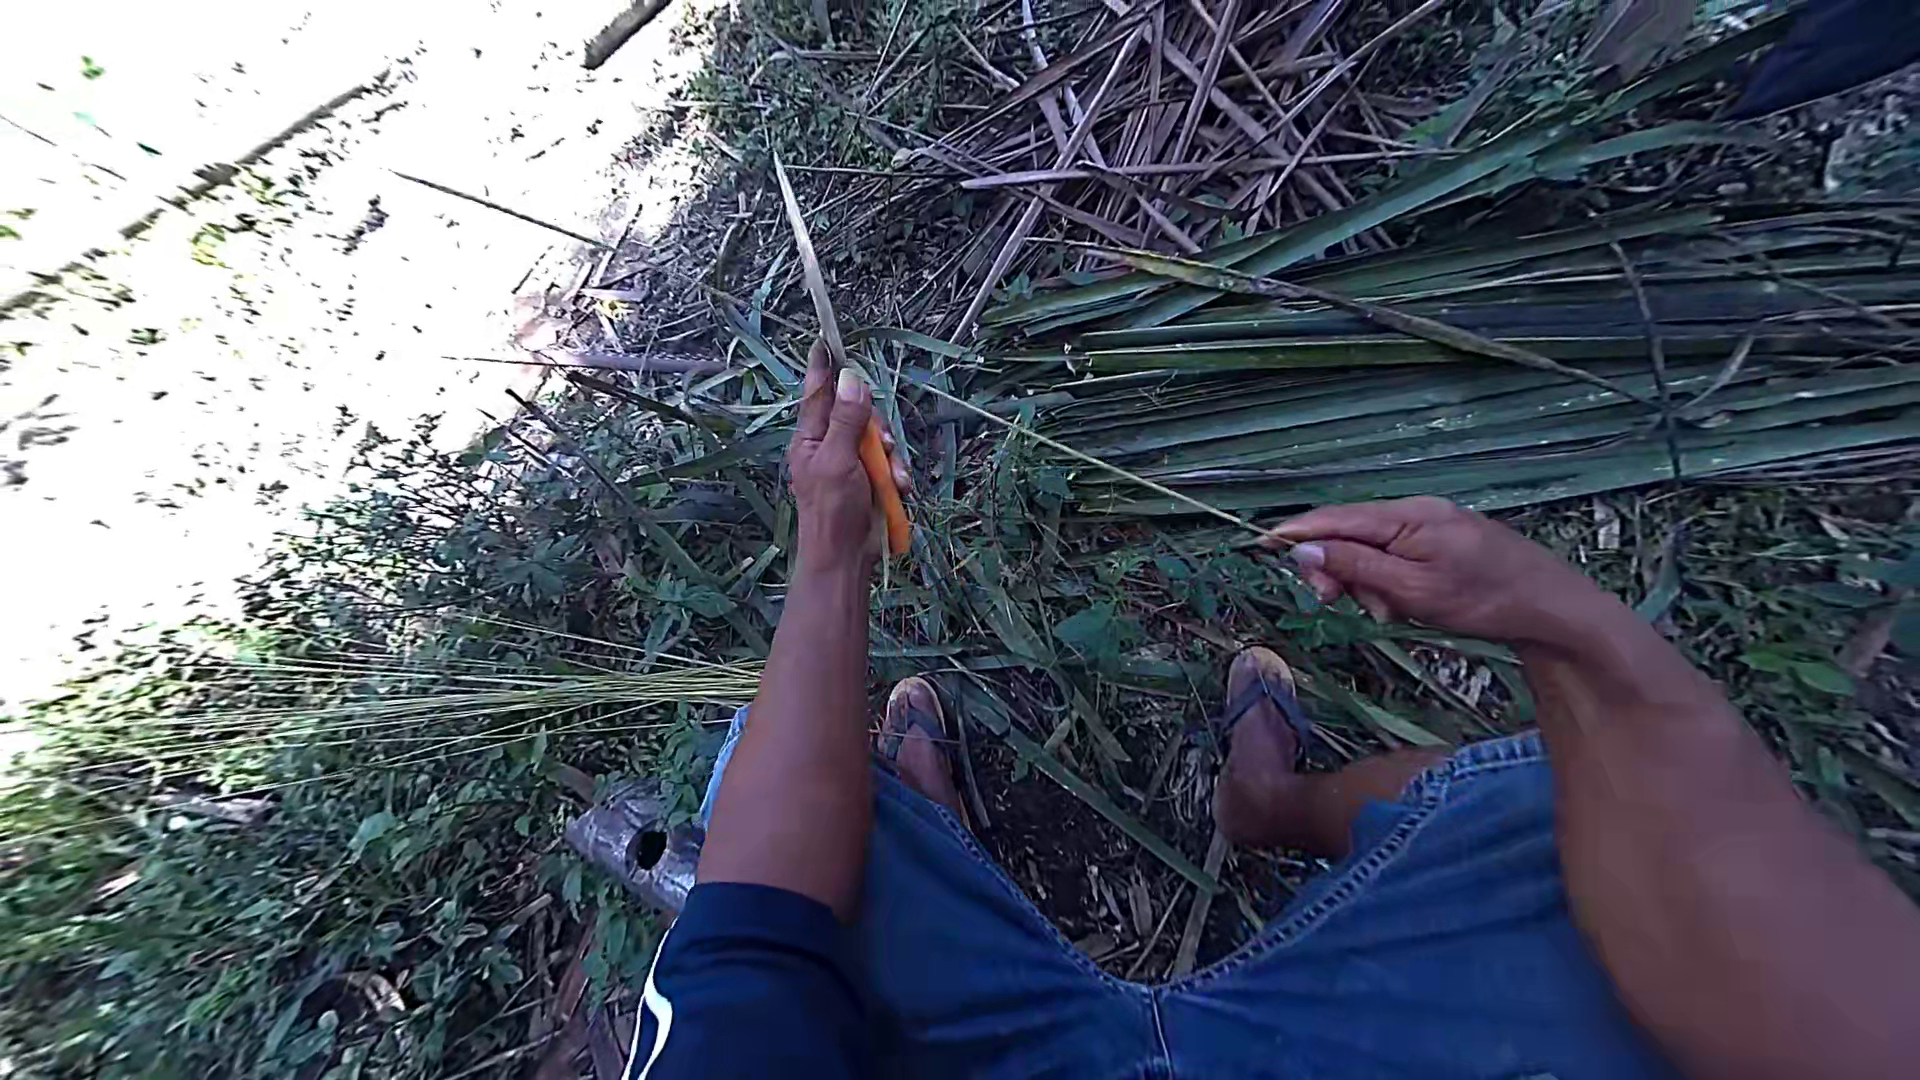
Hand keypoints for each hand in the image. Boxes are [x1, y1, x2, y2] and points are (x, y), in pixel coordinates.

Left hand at [788, 340, 909, 574]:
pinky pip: (891, 464)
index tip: (826, 340)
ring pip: (880, 440)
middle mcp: (832, 445)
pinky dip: (897, 476)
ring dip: (891, 459)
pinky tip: (898, 490)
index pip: (818, 393)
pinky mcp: (872, 480)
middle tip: (882, 445)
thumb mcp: (837, 461)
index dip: (824, 367)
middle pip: (859, 414)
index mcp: (811, 438)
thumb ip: (846, 421)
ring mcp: (853, 463)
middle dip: (876, 429)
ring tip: (893, 479)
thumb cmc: (831, 510)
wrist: (846, 557)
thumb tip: (851, 378)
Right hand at [1265, 496, 1615, 644]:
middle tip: (1335, 602)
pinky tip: (1401, 603)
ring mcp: (1427, 523)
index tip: (1261, 543)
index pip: (1332, 518)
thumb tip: (1302, 547)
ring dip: (1362, 582)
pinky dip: (1383, 580)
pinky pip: (1391, 554)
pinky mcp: (1438, 539)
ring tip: (1388, 611)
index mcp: (1405, 516)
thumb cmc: (1482, 600)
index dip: (1294, 531)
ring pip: (1366, 548)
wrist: (1557, 610)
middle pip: (1346, 533)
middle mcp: (1413, 511)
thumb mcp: (1409, 588)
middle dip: (1334, 568)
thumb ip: (1353, 564)